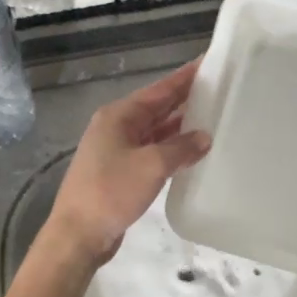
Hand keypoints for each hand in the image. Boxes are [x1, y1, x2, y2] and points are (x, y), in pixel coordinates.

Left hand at [43, 59, 211, 267]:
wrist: (79, 233)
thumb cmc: (112, 192)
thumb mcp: (152, 166)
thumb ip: (181, 148)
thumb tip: (204, 138)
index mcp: (119, 116)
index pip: (159, 90)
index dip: (184, 78)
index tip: (208, 63)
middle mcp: (115, 127)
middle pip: (156, 108)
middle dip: (184, 100)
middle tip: (218, 90)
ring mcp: (116, 151)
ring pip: (154, 132)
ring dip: (179, 127)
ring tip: (210, 119)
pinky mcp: (119, 173)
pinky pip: (150, 153)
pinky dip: (170, 150)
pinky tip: (189, 154)